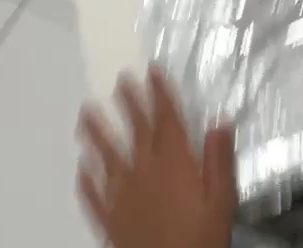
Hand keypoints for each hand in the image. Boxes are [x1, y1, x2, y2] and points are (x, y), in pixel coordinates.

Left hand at [77, 69, 235, 247]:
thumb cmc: (201, 236)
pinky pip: (93, 197)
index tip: (150, 71)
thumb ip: (220, 158)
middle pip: (135, 131)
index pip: (165, 119)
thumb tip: (219, 120)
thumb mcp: (222, 197)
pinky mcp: (108, 222)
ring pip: (106, 157)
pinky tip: (80, 169)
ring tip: (85, 114)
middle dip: (127, 103)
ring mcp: (123, 197)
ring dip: (95, 134)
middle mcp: (145, 172)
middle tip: (118, 79)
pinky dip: (85, 181)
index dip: (158, 93)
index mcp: (175, 162)